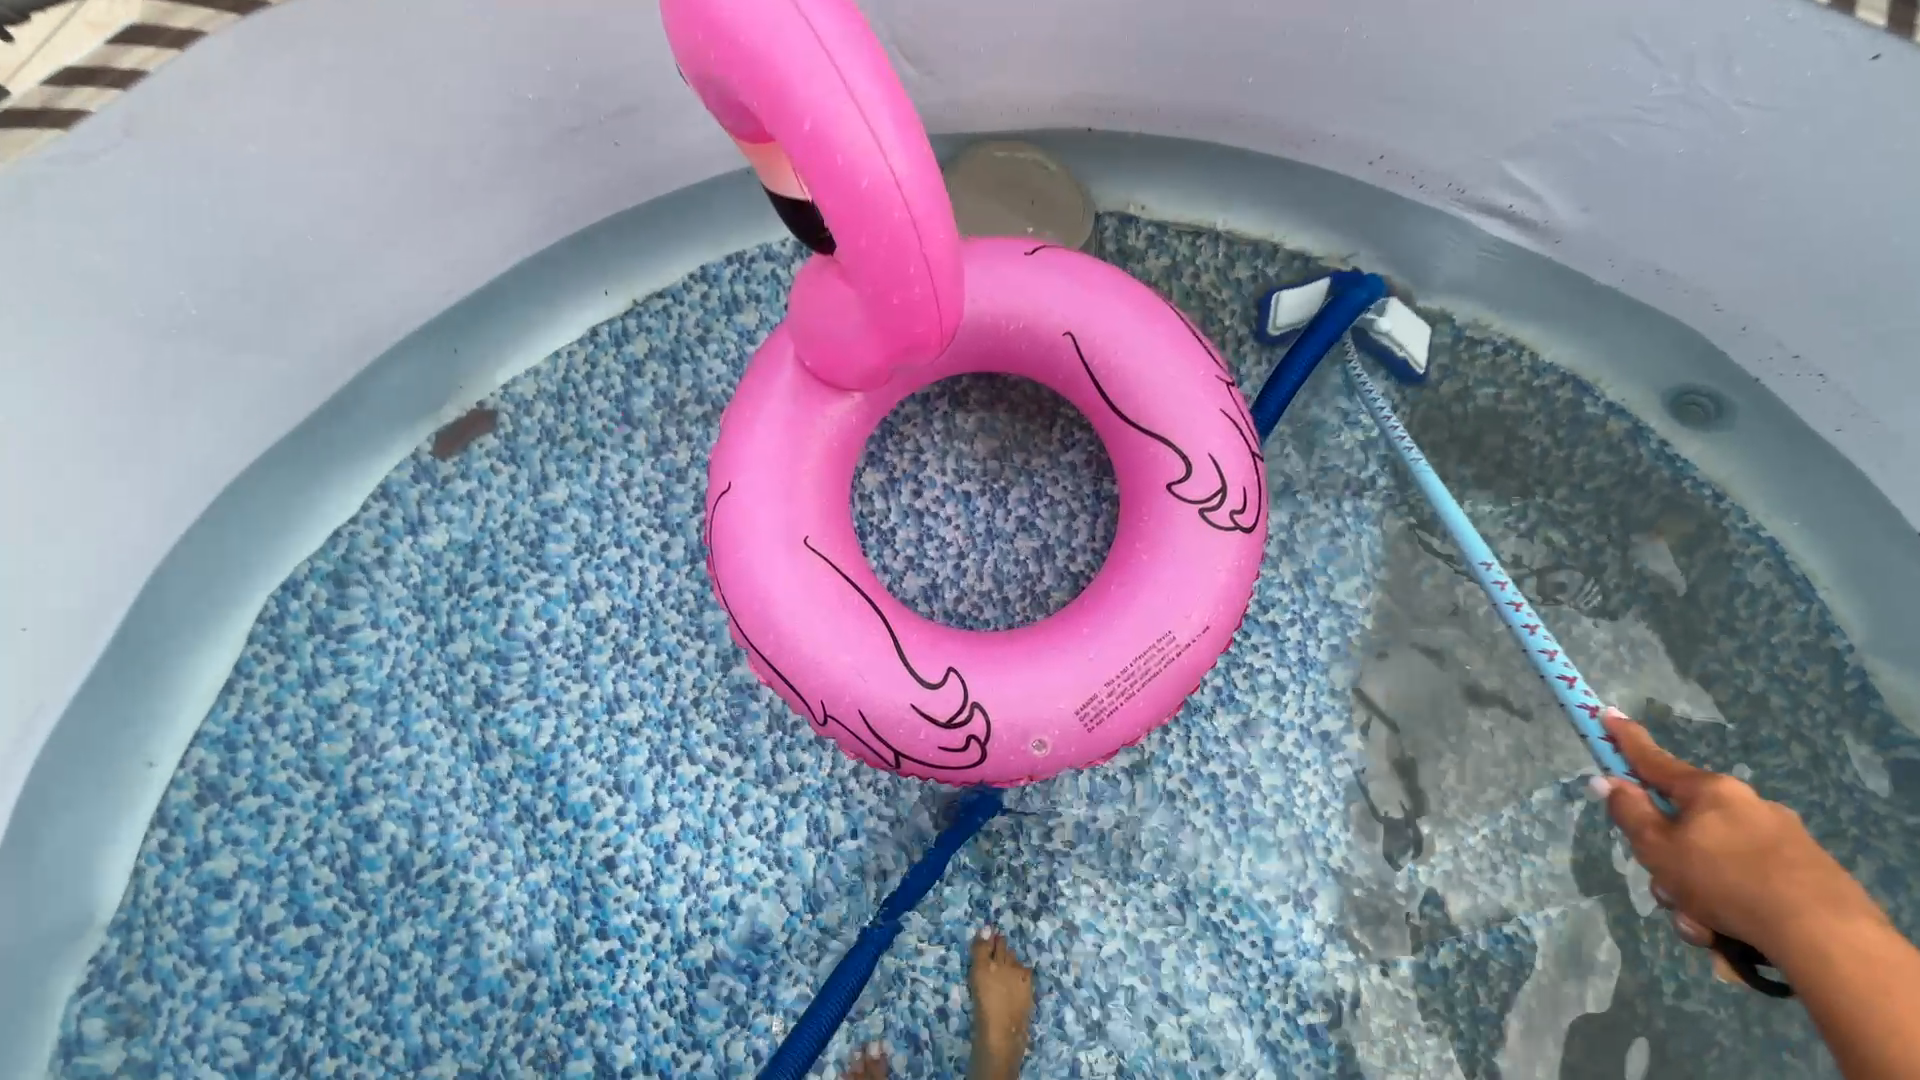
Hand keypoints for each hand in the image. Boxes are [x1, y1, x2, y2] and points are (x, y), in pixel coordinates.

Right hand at [1598, 710, 1887, 961]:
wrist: (1825, 936)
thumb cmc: (1725, 880)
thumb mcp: (1657, 847)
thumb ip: (1629, 812)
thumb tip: (1609, 781)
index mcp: (1710, 791)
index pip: (1654, 760)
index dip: (1625, 739)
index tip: (1608, 715)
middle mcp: (1747, 804)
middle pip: (1684, 823)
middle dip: (1667, 857)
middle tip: (1665, 886)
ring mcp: (1783, 837)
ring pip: (1713, 858)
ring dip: (1696, 889)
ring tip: (1701, 924)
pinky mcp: (1808, 871)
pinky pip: (1747, 880)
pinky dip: (1730, 902)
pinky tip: (1729, 933)